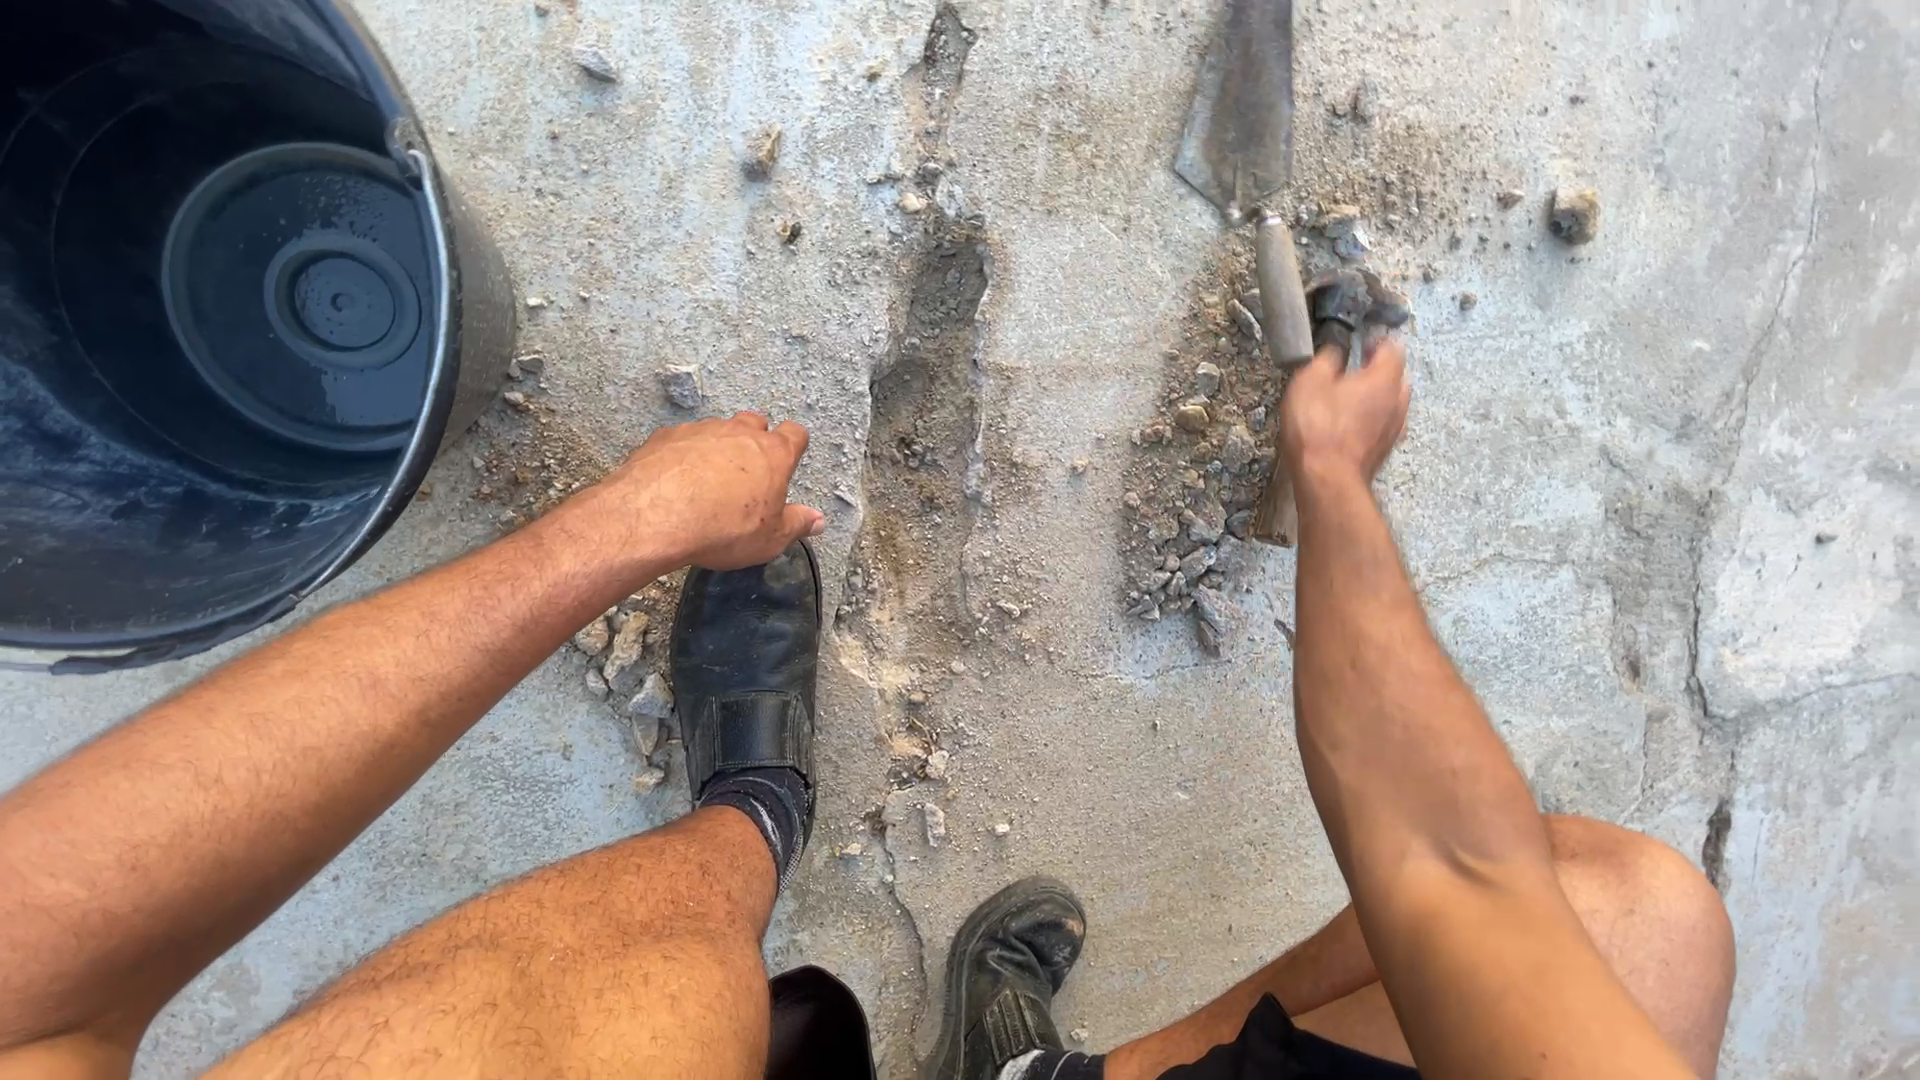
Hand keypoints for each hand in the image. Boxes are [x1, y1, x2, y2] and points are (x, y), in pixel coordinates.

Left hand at [594, 412, 824, 569]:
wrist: (656, 517)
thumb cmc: (723, 528)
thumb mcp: (771, 538)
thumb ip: (797, 525)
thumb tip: (817, 521)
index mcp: (773, 454)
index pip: (795, 434)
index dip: (794, 445)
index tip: (789, 459)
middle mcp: (739, 433)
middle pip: (755, 423)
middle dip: (755, 441)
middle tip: (749, 472)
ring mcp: (701, 430)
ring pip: (718, 430)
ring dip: (718, 448)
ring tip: (709, 481)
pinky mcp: (666, 437)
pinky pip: (682, 440)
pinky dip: (685, 455)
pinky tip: (678, 481)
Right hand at [1280, 336, 1409, 486]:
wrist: (1327, 478)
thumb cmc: (1318, 426)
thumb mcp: (1309, 382)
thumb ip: (1325, 360)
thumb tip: (1335, 353)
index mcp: (1383, 378)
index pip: (1393, 348)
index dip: (1377, 342)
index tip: (1362, 344)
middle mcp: (1398, 400)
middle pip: (1396, 376)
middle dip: (1378, 371)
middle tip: (1353, 373)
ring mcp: (1395, 427)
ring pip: (1392, 402)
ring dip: (1376, 397)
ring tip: (1351, 401)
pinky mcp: (1385, 449)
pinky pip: (1383, 425)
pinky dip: (1372, 420)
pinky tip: (1351, 427)